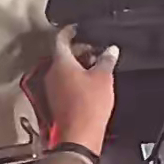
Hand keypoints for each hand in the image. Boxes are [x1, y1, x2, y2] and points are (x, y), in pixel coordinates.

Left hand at [43, 26, 118, 152]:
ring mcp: (52, 88)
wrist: (79, 135)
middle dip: (78, 50)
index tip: (76, 28)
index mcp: (61, 63)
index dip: (69, 31)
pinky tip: (90, 83)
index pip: (61, 39)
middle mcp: (52, 74)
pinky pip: (64, 84)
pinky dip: (75, 79)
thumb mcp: (103, 77)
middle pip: (62, 55)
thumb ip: (106, 59)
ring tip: (95, 66)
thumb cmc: (88, 106)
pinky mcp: (56, 101)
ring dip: (78, 65)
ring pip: (63, 70)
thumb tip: (110, 50)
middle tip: (94, 49)